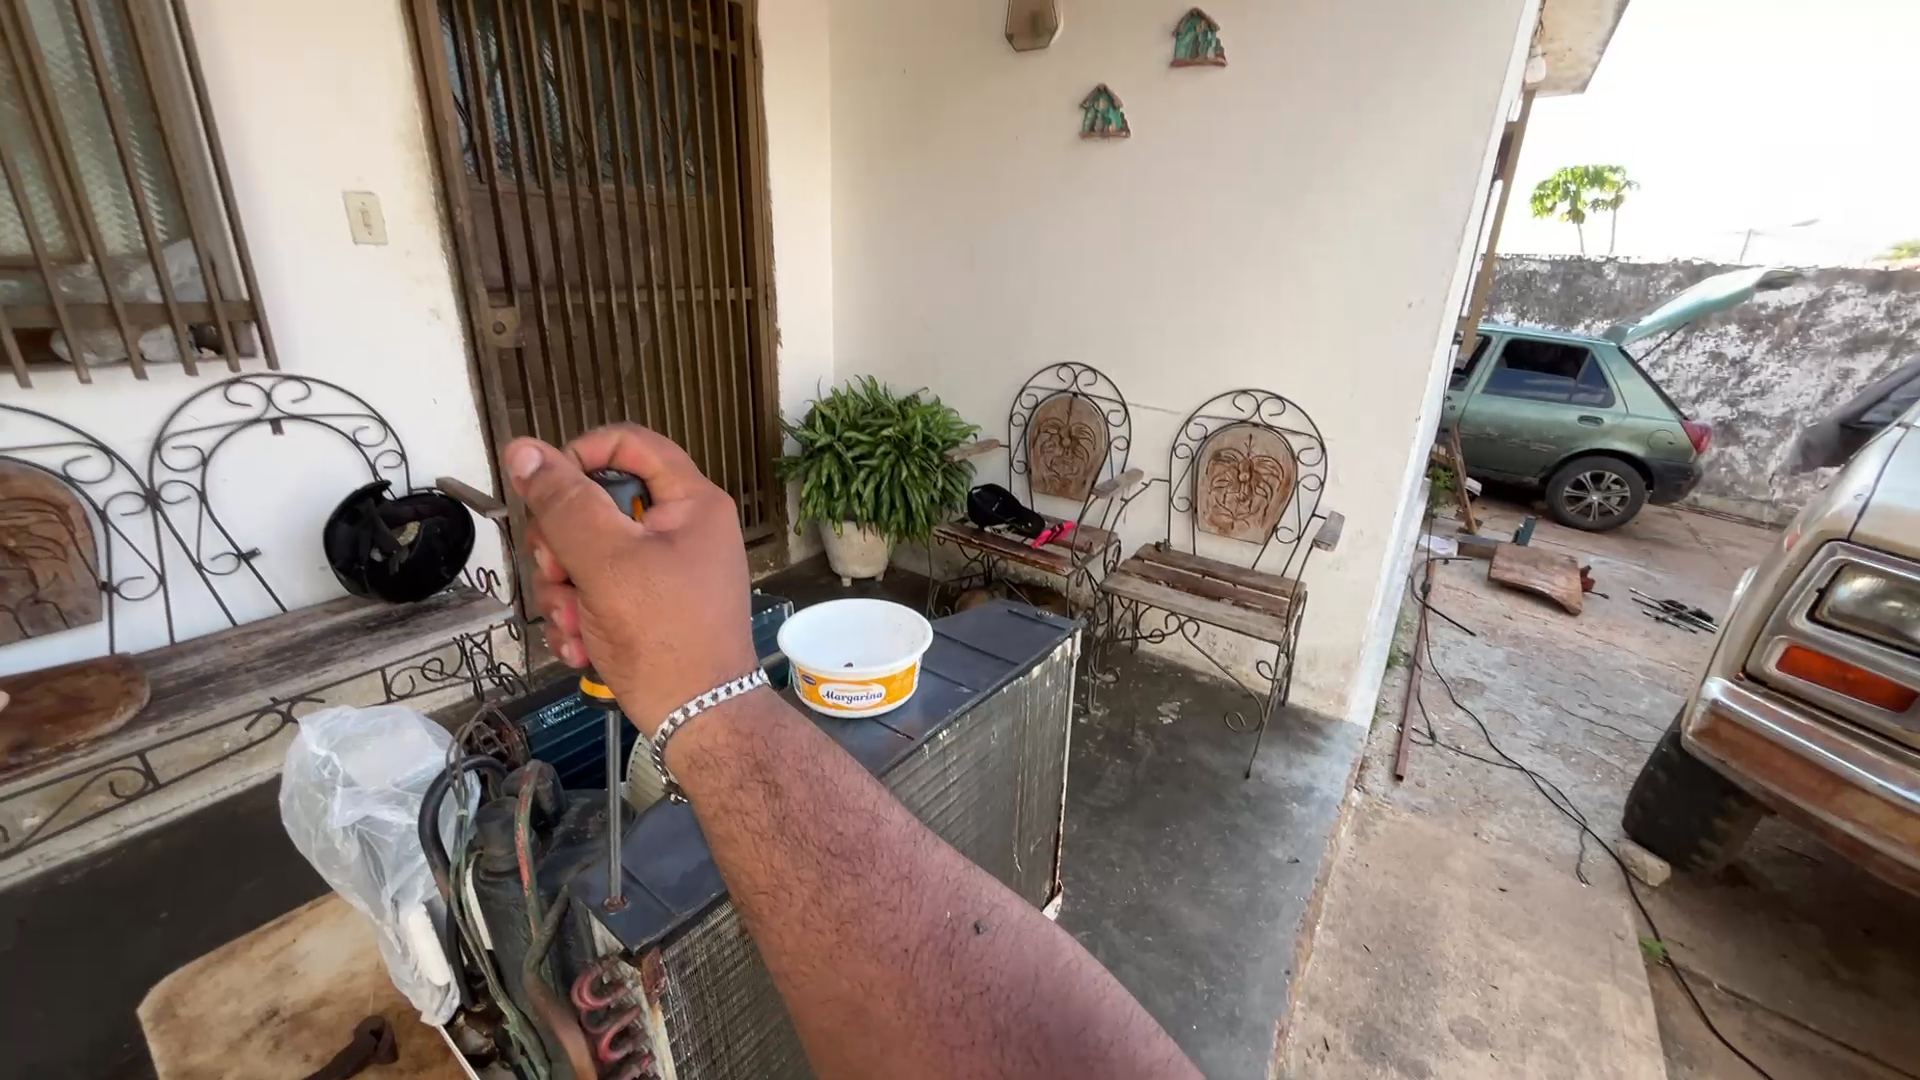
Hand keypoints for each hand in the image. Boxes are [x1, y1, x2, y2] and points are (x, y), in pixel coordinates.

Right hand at [504, 426, 758, 736]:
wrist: (697, 715)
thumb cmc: (663, 633)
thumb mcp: (607, 562)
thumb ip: (564, 504)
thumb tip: (526, 449)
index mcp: (692, 502)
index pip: (632, 444)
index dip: (581, 455)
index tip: (544, 489)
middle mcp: (684, 527)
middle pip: (599, 503)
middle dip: (564, 547)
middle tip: (561, 577)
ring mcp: (668, 567)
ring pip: (590, 552)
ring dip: (567, 591)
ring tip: (575, 626)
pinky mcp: (653, 603)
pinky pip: (601, 589)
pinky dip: (583, 615)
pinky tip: (581, 646)